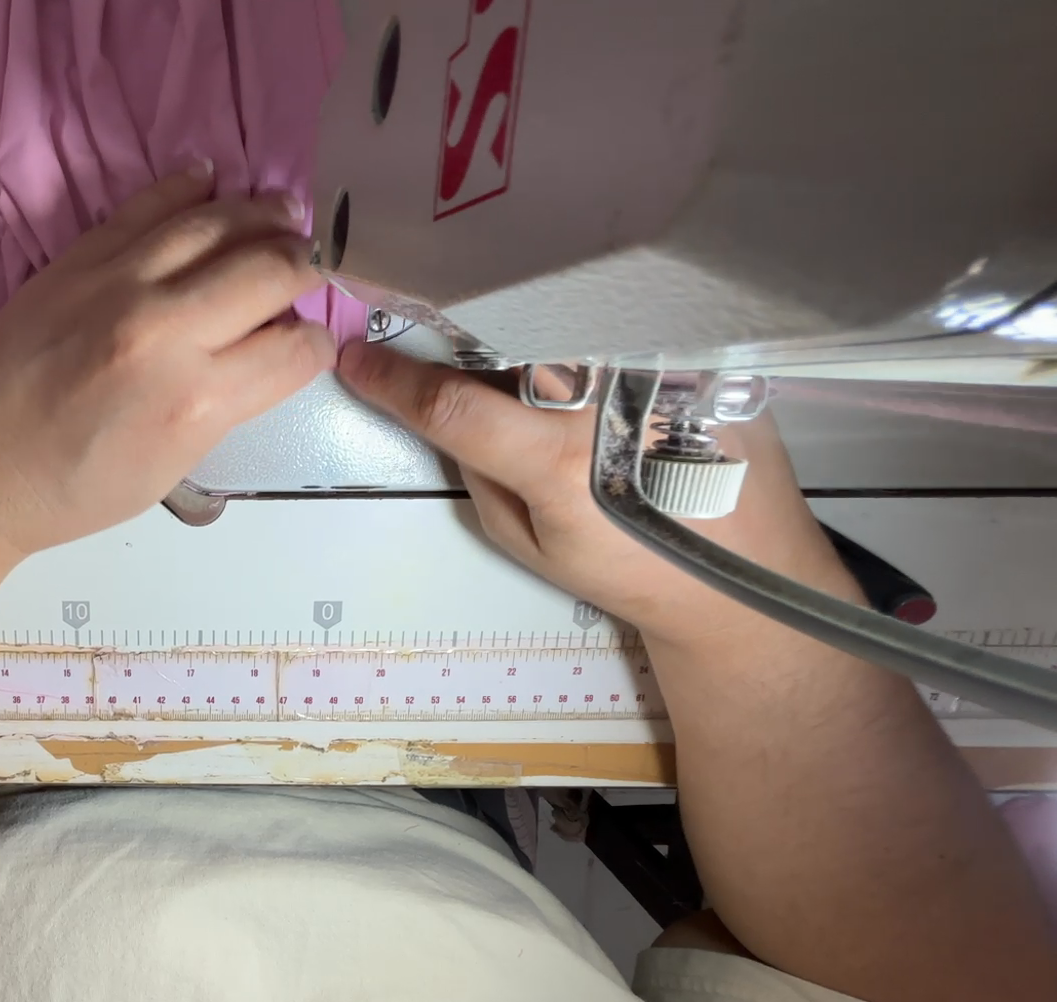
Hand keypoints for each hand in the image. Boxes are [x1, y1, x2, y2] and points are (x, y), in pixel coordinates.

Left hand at [0, 165, 334, 556]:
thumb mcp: (170, 469)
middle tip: (307, 270)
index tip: (307, 342)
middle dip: (304, 269)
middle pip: (271, 269)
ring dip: (263, 217)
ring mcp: (116, 285)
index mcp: (195, 400)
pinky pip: (147, 205)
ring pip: (217, 223)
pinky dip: (189, 189)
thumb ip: (227, 404)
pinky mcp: (75, 261)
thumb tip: (266, 350)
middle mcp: (164, 330)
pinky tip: (212, 183)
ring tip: (284, 219)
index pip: (294, 347)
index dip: (314, 343)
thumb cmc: (73, 491)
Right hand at [335, 343, 859, 647]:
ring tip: (503, 338)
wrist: (747, 578)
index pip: (452, 406)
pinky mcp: (704, 360)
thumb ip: (479, 471)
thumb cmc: (622, 571)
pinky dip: (577, 327)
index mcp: (560, 464)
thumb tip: (453, 414)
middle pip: (509, 340)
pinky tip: (571, 344)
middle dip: (456, 334)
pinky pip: (617, 325)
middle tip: (427, 330)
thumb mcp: (523, 541)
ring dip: (517, 325)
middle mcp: (613, 405)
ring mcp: (666, 374)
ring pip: (564, 321)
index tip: (355, 360)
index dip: (393, 380)